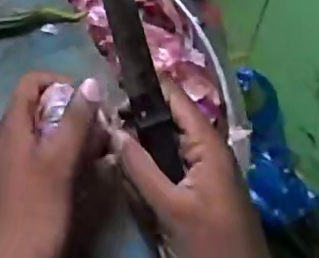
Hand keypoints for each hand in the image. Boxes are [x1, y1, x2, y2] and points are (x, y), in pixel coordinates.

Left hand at [0, 72, 105, 257]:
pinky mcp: (11, 188)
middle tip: (100, 129)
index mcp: (10, 124)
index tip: (89, 97)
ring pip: (38, 134)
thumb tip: (91, 80)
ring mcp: (5, 164)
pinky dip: (57, 157)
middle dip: (69, 111)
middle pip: (36, 107)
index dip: (59, 80)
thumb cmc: (32, 210)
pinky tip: (77, 176)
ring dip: (67, 136)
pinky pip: (35, 158)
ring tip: (96, 152)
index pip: (31, 81)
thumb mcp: (58, 163)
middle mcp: (4, 137)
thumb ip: (75, 122)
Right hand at [114, 80, 267, 257]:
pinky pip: (173, 163)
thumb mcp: (171, 208)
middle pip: (168, 117)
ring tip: (113, 140)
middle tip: (107, 118)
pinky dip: (153, 163)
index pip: (174, 96)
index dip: (146, 83)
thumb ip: (140, 168)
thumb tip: (113, 129)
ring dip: (143, 142)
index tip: (113, 77)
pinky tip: (132, 170)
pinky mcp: (203, 188)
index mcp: (208, 143)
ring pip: (167, 141)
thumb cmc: (212, 244)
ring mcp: (207, 169)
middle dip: (139, 117)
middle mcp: (209, 148)